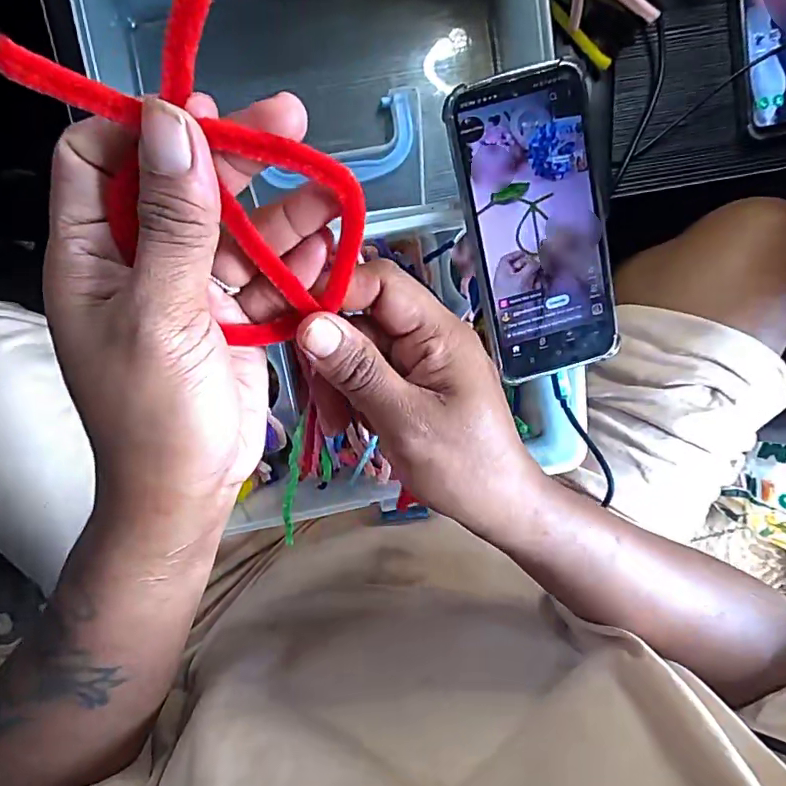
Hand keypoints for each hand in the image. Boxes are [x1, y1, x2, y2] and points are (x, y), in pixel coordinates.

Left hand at [45, 92, 336, 537]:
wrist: (186, 491)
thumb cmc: (154, 414)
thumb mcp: (159, 313)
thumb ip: (171, 221)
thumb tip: (170, 122)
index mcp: (92, 256)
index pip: (97, 160)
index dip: (139, 128)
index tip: (195, 114)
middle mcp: (138, 262)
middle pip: (182, 184)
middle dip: (233, 154)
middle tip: (289, 120)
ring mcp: (189, 289)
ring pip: (234, 228)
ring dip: (281, 209)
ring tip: (331, 189)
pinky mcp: (232, 316)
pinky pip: (263, 273)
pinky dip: (293, 260)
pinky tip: (325, 247)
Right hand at [295, 259, 546, 535]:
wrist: (496, 504)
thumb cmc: (463, 465)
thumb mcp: (405, 419)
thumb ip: (358, 370)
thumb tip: (309, 324)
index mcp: (438, 331)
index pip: (381, 282)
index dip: (333, 288)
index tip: (290, 315)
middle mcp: (425, 336)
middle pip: (360, 318)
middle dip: (330, 354)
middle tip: (319, 400)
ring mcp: (415, 360)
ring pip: (355, 350)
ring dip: (335, 383)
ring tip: (337, 425)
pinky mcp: (406, 383)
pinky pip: (363, 375)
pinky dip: (347, 397)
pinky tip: (348, 426)